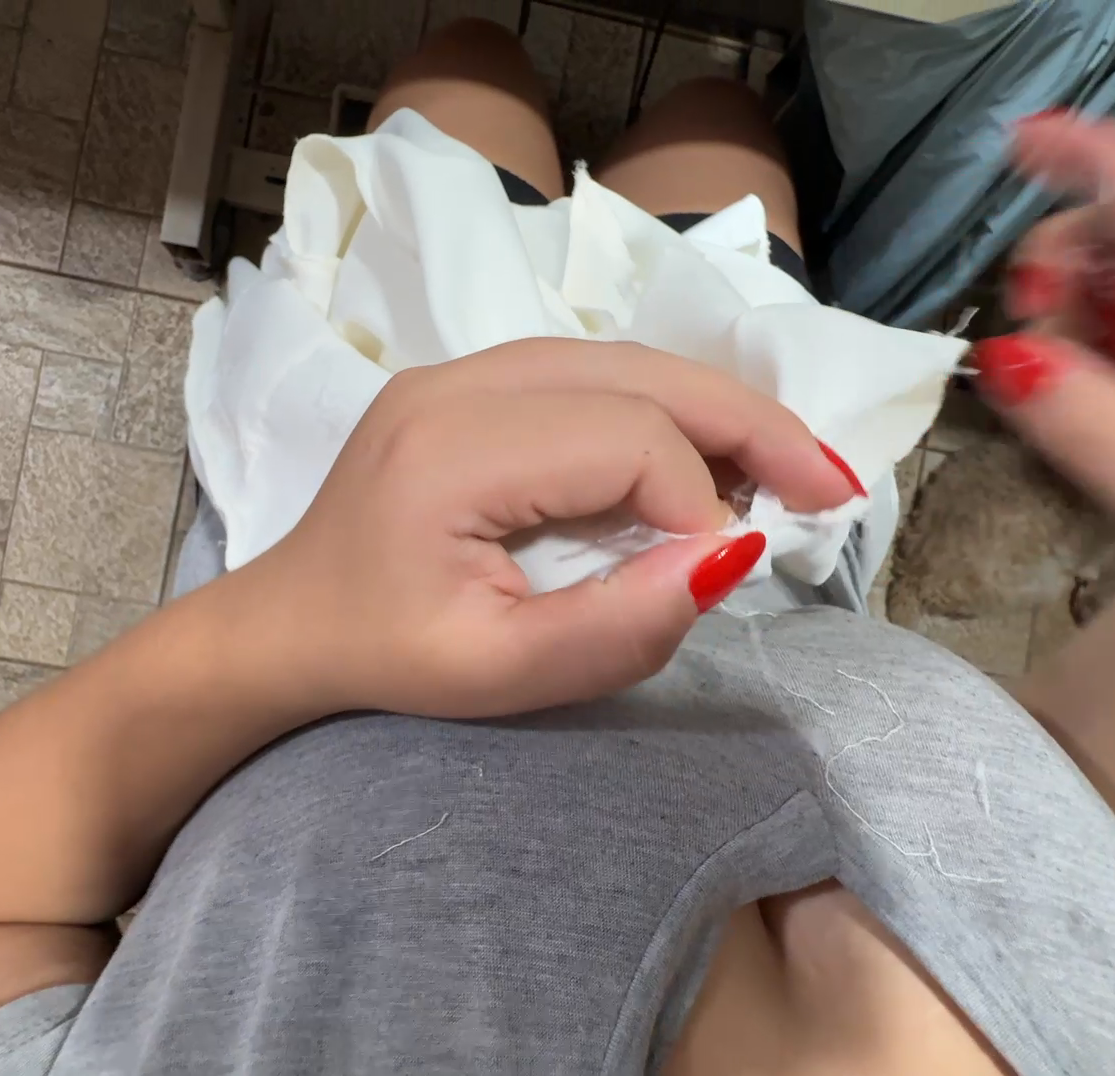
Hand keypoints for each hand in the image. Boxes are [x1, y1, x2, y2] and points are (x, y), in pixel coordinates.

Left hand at [230, 338, 861, 718]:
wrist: (287, 626)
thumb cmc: (381, 659)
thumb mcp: (494, 675)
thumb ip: (613, 629)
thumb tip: (729, 556)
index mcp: (450, 448)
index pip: (623, 439)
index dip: (697, 501)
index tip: (720, 569)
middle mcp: (454, 383)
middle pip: (636, 372)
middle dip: (745, 424)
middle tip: (827, 484)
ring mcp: (454, 374)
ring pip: (619, 361)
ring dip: (708, 410)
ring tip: (777, 468)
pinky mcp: (461, 387)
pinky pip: (585, 376)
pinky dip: (653, 410)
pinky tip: (690, 454)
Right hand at [980, 115, 1114, 717]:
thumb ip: (1101, 432)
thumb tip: (1004, 356)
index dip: (1114, 168)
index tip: (1028, 138)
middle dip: (1068, 256)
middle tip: (1027, 309)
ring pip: (1108, 289)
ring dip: (1055, 307)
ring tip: (1040, 366)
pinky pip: (1095, 341)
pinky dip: (1057, 348)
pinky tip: (1055, 386)